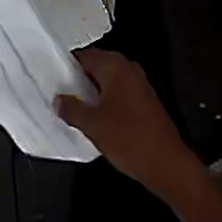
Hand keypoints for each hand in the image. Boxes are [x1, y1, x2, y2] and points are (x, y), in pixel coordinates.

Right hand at [56, 48, 201, 192]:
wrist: (168, 165)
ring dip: (92, 95)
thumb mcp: (93, 125)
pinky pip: (118, 95)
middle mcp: (128, 69)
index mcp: (115, 66)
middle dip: (78, 82)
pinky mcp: (145, 102)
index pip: (83, 56)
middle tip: (61, 97)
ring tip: (75, 112)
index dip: (66, 66)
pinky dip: (106, 104)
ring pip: (107, 83)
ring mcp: (139, 85)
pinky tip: (96, 122)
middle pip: (95, 68)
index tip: (53, 79)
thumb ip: (71, 109)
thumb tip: (59, 101)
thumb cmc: (130, 139)